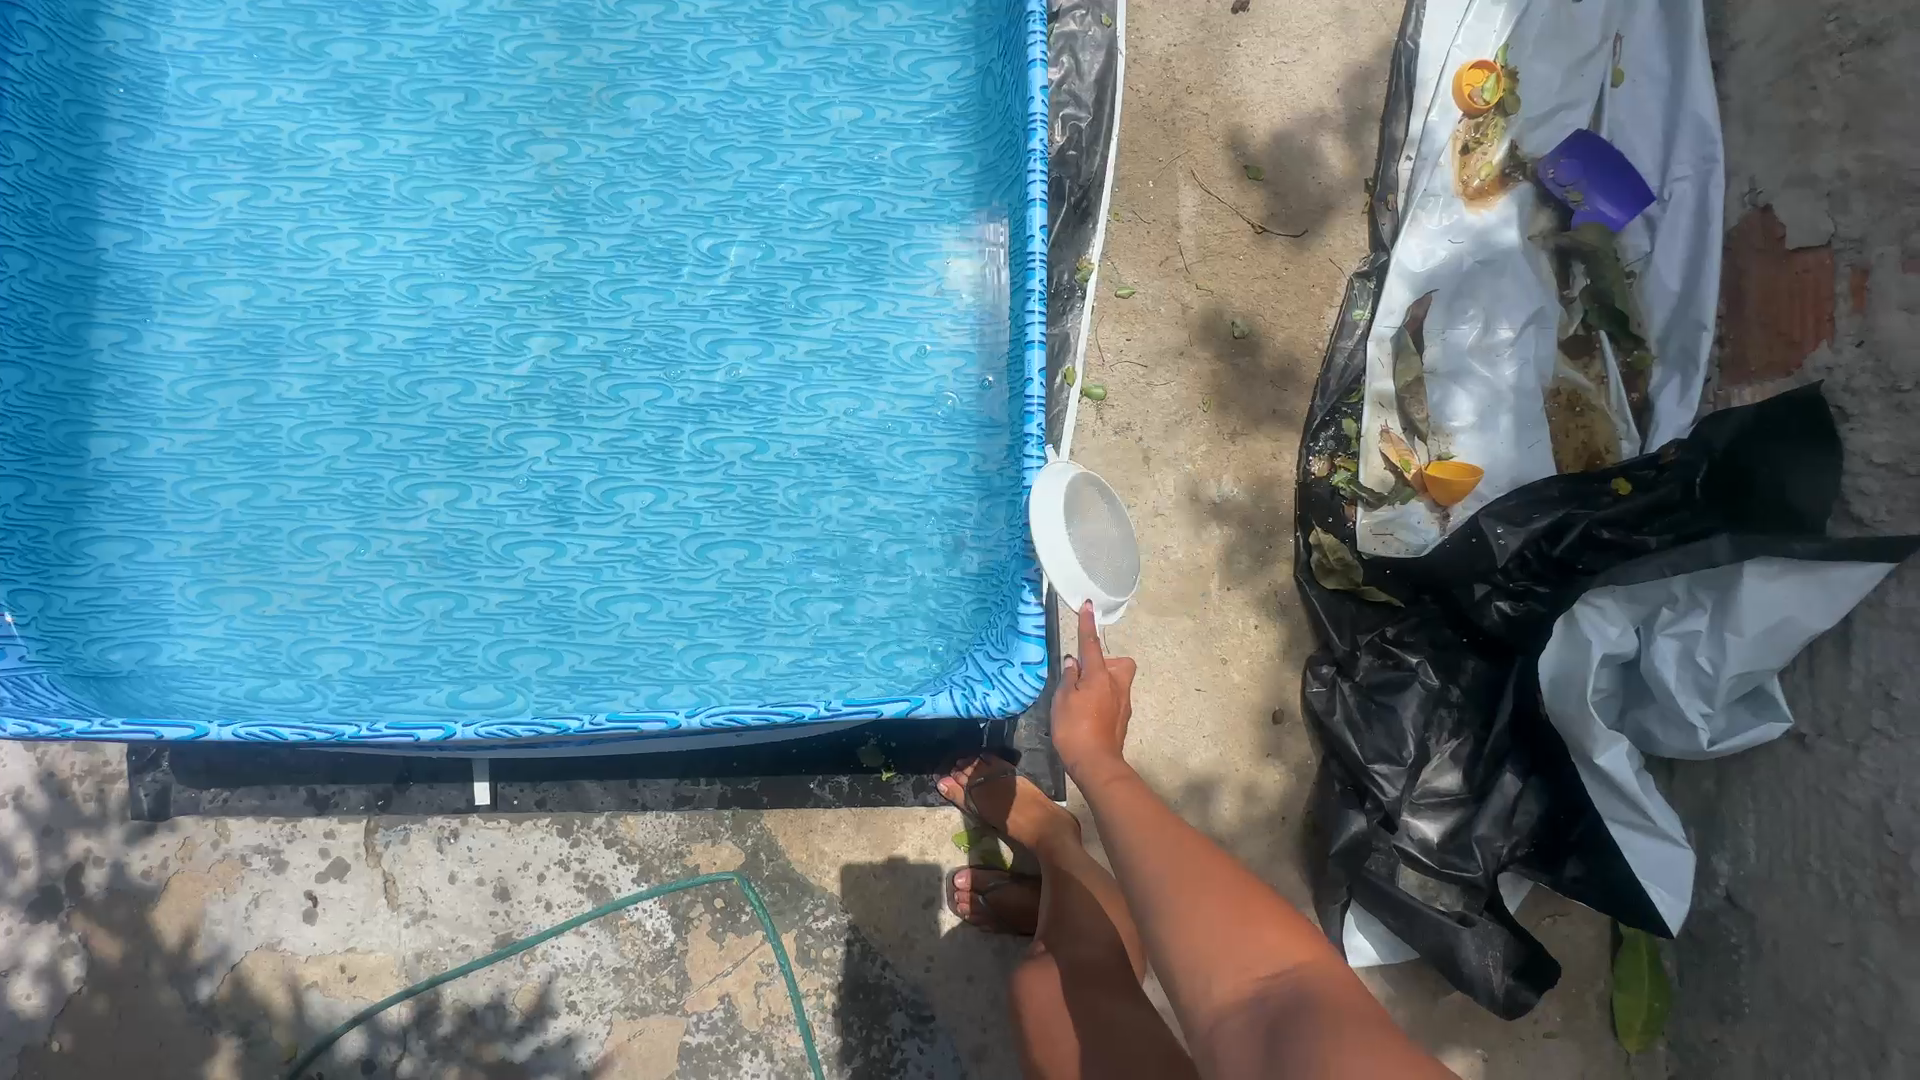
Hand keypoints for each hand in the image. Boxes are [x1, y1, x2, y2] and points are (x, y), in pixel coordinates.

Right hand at [1052, 602, 1137, 778]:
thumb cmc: (1074, 729)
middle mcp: (1116, 685)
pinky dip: (1102, 700)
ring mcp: (1123, 703)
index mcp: (1099, 676)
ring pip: (1117, 681)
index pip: (1091, 644)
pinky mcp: (1122, 718)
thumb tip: (1073, 662)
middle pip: (1119, 663)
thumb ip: (1068, 678)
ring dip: (1103, 683)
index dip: (1088, 624)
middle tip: (1086, 675)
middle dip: (1106, 663)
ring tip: (1082, 698)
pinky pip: (1114, 699)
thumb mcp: (1062, 700)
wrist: (1096, 764)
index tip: (1089, 605)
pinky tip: (1088, 714)